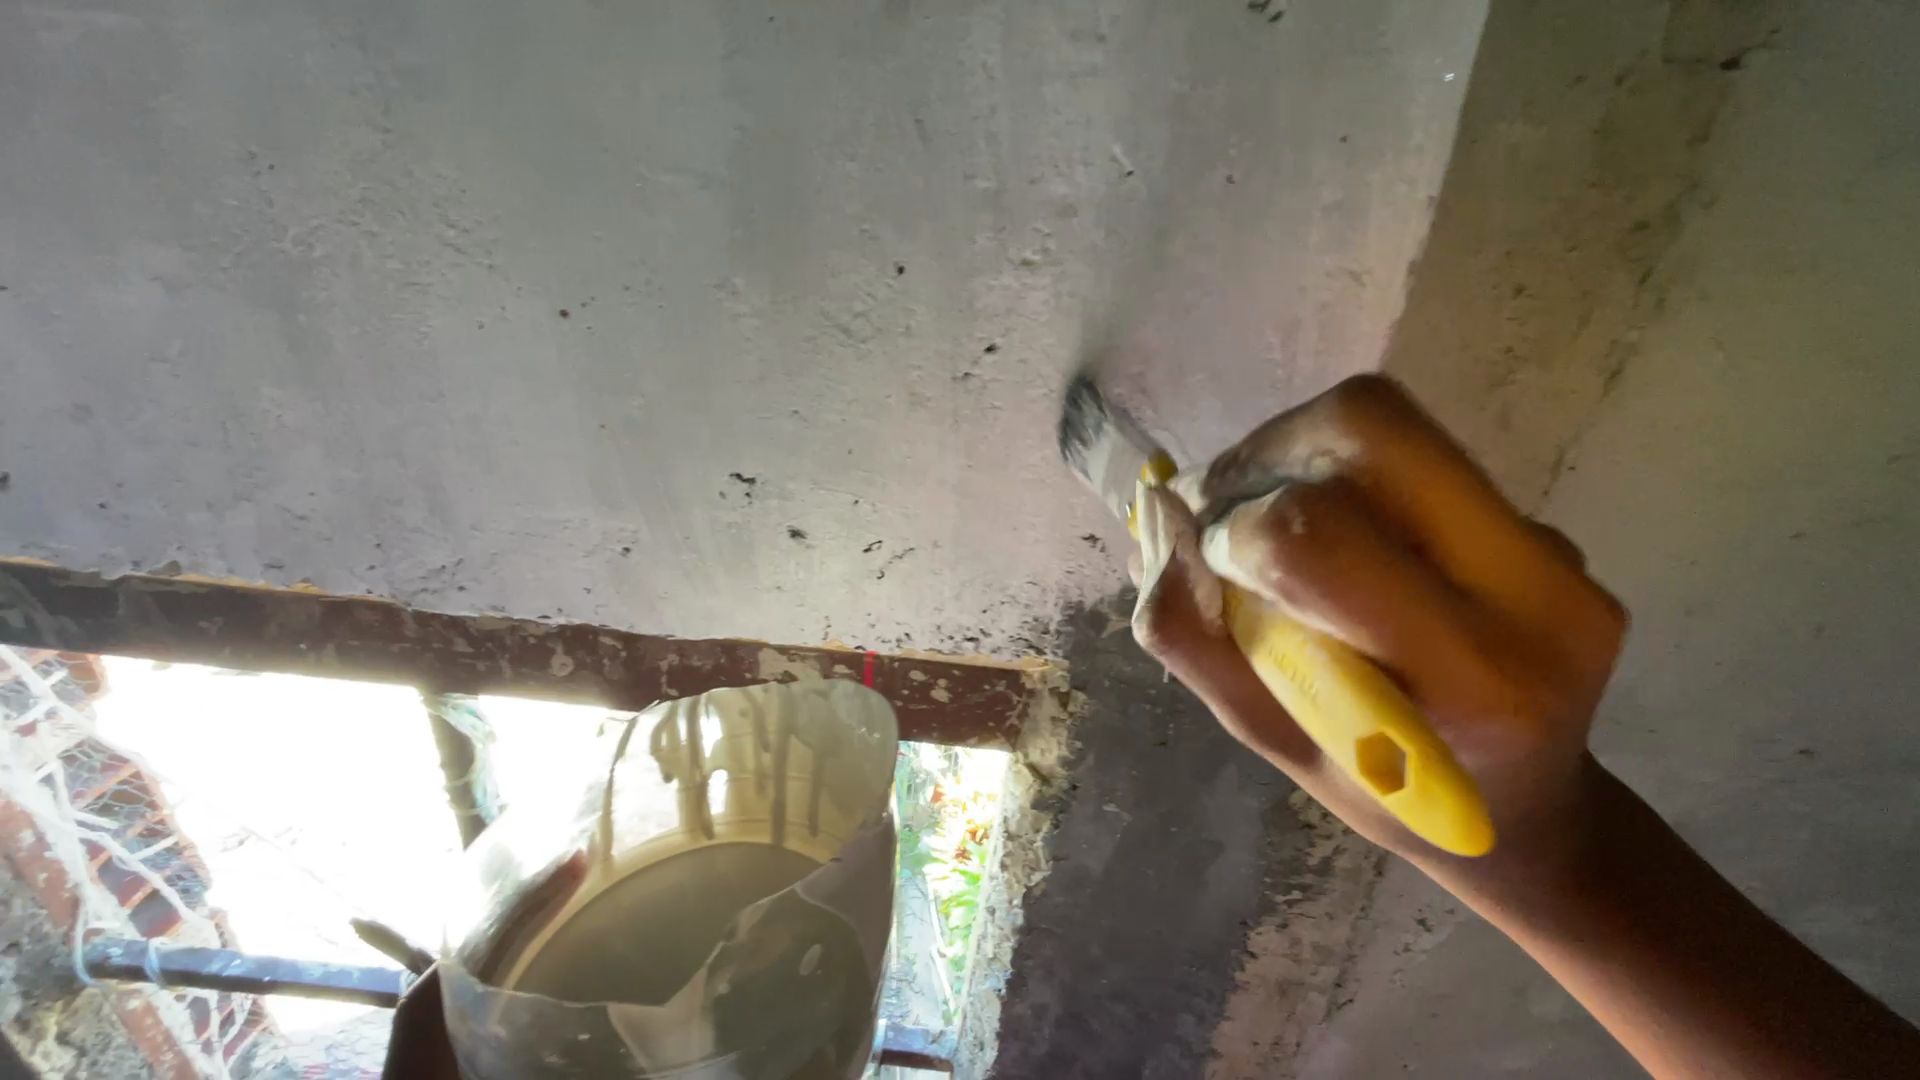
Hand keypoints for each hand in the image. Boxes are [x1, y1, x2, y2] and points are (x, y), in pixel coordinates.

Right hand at [1130, 374, 1626, 889]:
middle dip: (1259, 457)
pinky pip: (1403, 451)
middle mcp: (1531, 584)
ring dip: (1282, 453)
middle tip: (1218, 513)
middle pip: (1368, 428)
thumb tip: (1153, 524)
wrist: (1525, 807)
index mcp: (1469, 675)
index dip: (1235, 534)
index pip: (1320, 535)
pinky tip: (1315, 527)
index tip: (1210, 566)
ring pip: (1382, 421)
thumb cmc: (1383, 797)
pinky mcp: (1535, 520)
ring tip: (1254, 515)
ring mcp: (1547, 541)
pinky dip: (1322, 470)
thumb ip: (1192, 637)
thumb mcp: (1267, 740)